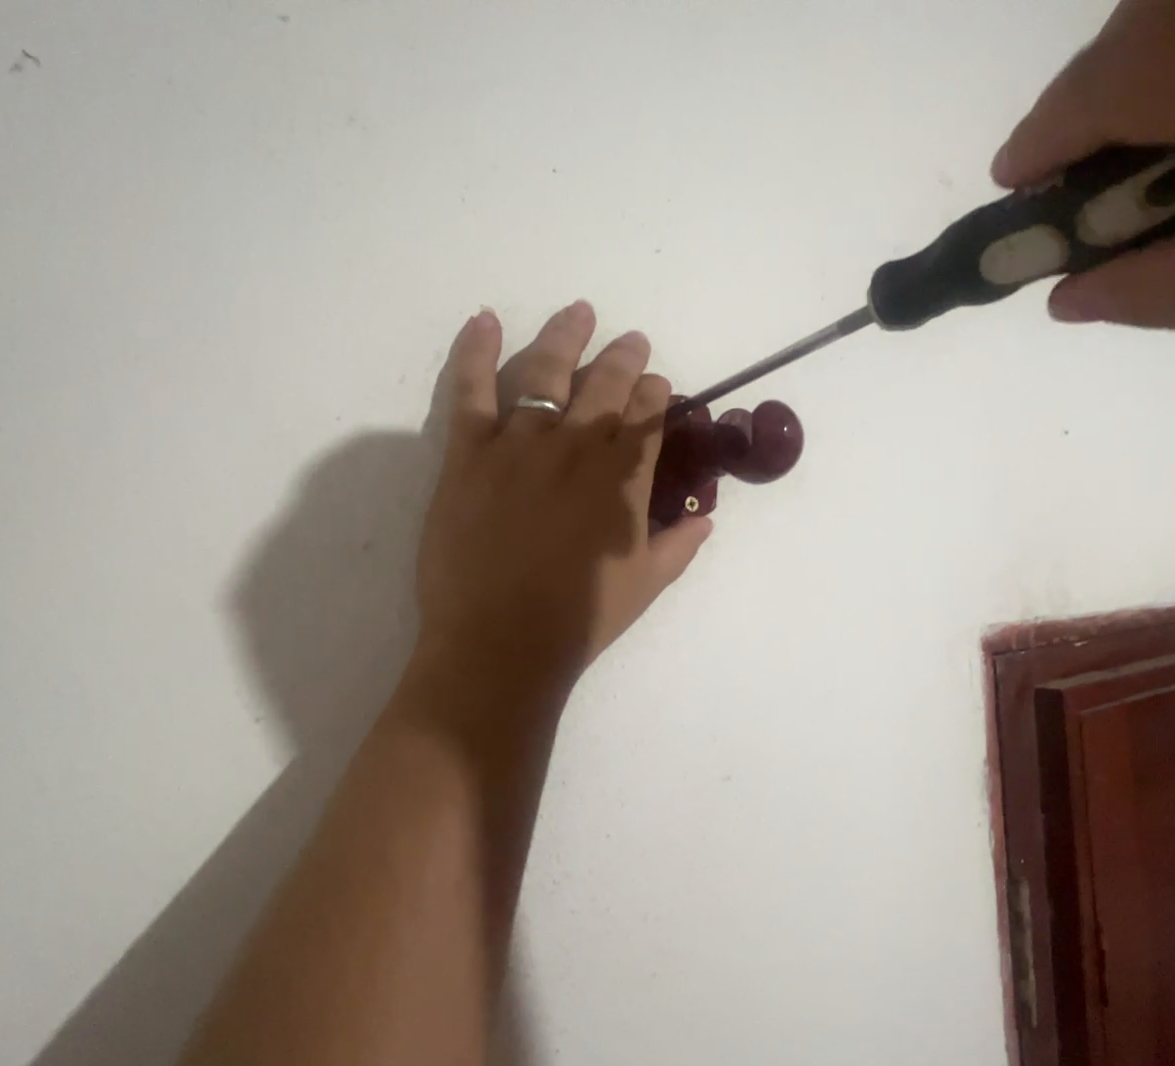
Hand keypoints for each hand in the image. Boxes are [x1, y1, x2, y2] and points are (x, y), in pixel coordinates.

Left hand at [414, 302, 713, 680]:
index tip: (658, 384)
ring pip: (546, 373)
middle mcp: (577, 447)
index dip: (656, 394)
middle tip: (633, 340)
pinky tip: (484, 319)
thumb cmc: (579, 621)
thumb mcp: (646, 586)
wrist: (500, 643)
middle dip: (625, 357)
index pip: (648, 416)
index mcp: (623, 479)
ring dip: (567, 336)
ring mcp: (520, 445)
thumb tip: (705, 518)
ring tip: (579, 312)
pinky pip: (471, 390)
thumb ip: (679, 545)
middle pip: (606, 384)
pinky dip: (476, 350)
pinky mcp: (469, 454)